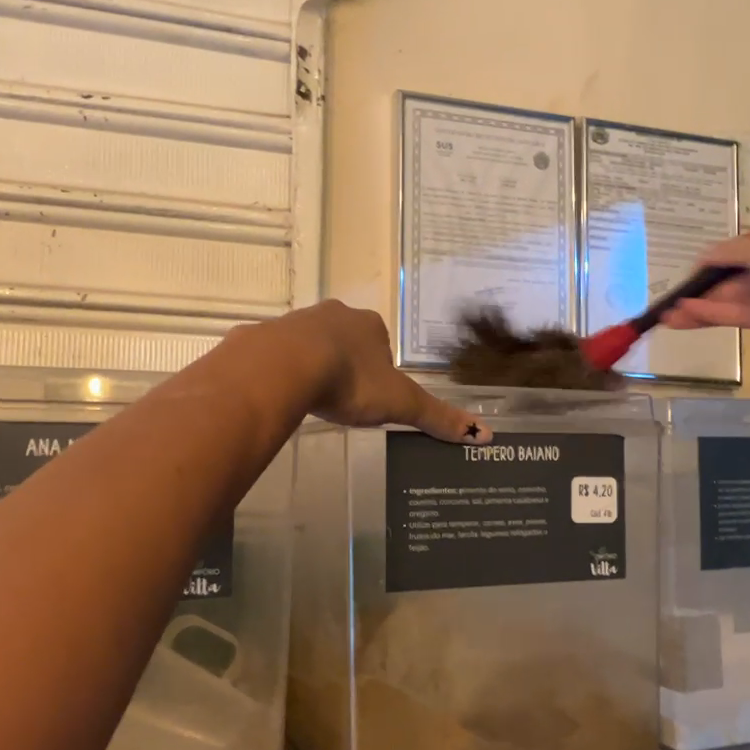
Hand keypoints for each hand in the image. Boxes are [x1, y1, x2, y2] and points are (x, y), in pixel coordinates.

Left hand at [248, 301, 493, 443]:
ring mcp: (295, 321)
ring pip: (307, 343)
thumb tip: (485, 435)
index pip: (380, 343)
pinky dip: (278, 368)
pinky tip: (277, 389)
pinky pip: (273, 353)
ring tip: (309, 395)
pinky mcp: (264, 335)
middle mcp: (334, 314)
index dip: (378, 368)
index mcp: (369, 325)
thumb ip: (437, 418)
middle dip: (344, 362)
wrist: (286, 366)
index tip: (371, 394)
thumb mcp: (400, 404)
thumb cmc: (351, 381)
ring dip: (310, 362)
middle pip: (344, 338)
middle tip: (341, 395)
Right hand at [659, 218, 749, 367]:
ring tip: (671, 313)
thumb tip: (702, 256)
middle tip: (679, 292)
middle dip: (713, 282)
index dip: (732, 249)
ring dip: (709, 303)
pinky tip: (687, 318)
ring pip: (747, 296)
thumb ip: (730, 250)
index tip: (702, 261)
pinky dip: (720, 315)